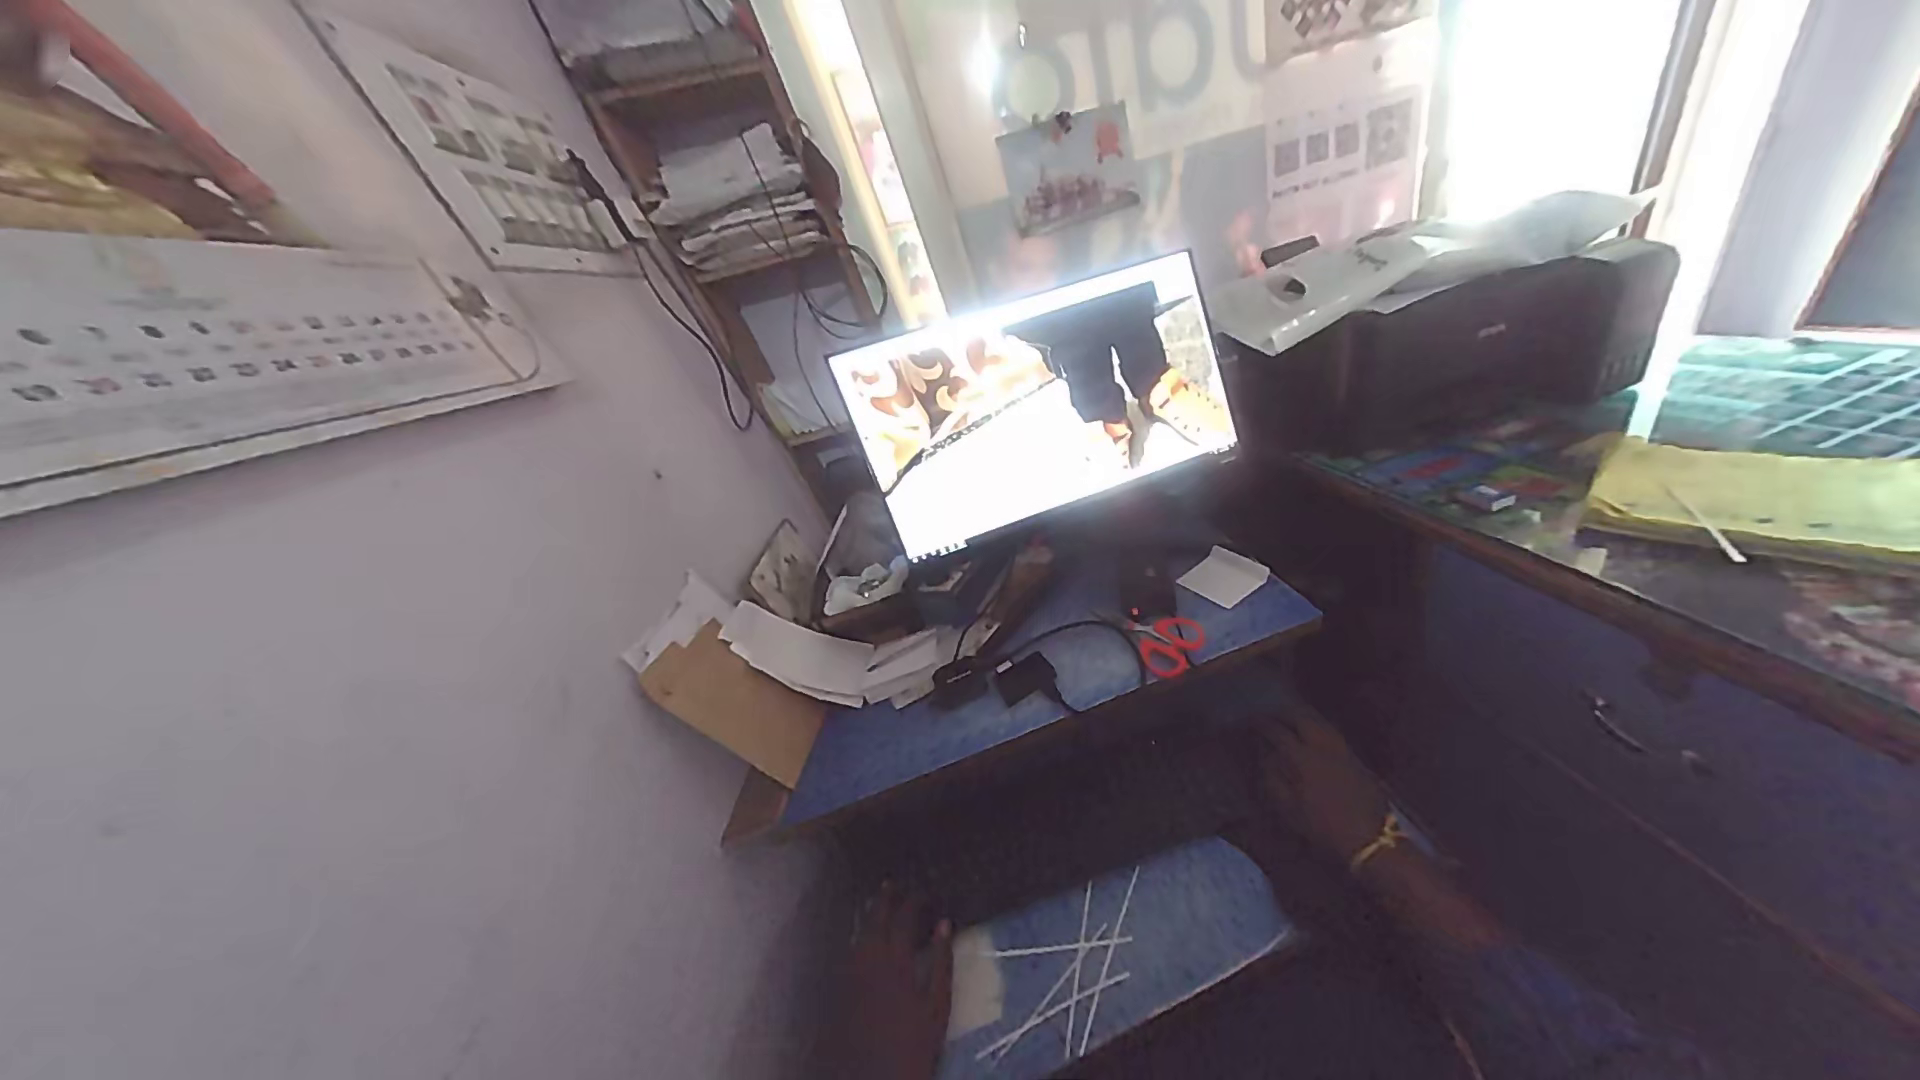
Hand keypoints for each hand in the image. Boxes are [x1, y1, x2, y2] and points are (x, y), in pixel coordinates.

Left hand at [840, 883, 953, 1079]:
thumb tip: (945, 924)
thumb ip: (941, 962)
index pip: (906, 916)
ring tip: (881, 903)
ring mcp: (851, 971)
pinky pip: (852, 948)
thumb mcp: (937, 1007)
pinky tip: (867, 937)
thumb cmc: (912, 1046)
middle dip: (886, 898)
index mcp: (896, 958)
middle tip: (893, 883)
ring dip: (871, 914)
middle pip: (876, 917)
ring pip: (860, 931)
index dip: (916, 900)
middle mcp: (869, 957)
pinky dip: (862, 935)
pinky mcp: (841, 987)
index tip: (927, 893)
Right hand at [1257, 699, 1390, 865]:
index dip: (1261, 723)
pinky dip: (1319, 728)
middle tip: (1269, 714)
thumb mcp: (1289, 808)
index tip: (1250, 719)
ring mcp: (1344, 752)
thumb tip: (1265, 758)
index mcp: (1303, 759)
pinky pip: (1334, 734)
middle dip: (1283, 713)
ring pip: (1321, 723)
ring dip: (1303, 718)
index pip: (1277, 732)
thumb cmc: (1323, 828)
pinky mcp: (1358, 761)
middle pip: (1302, 718)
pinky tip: (1315, 734)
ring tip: (1290, 719)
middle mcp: (1324, 748)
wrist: (1370, 842)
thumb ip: (1273, 779)